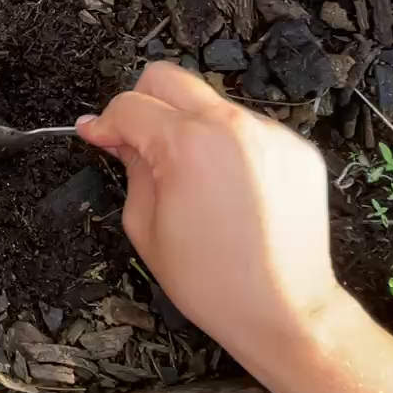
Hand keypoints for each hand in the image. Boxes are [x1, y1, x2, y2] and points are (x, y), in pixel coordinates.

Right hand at [77, 62, 346, 363]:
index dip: (104, 122)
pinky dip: (224, 144)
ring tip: (188, 173)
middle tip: (136, 140)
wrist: (285, 314)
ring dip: (186, 124)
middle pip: (167, 78)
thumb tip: (114, 135)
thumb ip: (130, 166)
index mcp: (188, 145)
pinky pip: (244, 126)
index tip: (96, 134)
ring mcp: (270, 133)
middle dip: (142, 103)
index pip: (130, 106)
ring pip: (207, 101)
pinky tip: (226, 185)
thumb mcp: (144, 224)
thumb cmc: (211, 281)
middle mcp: (232, 126)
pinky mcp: (296, 147)